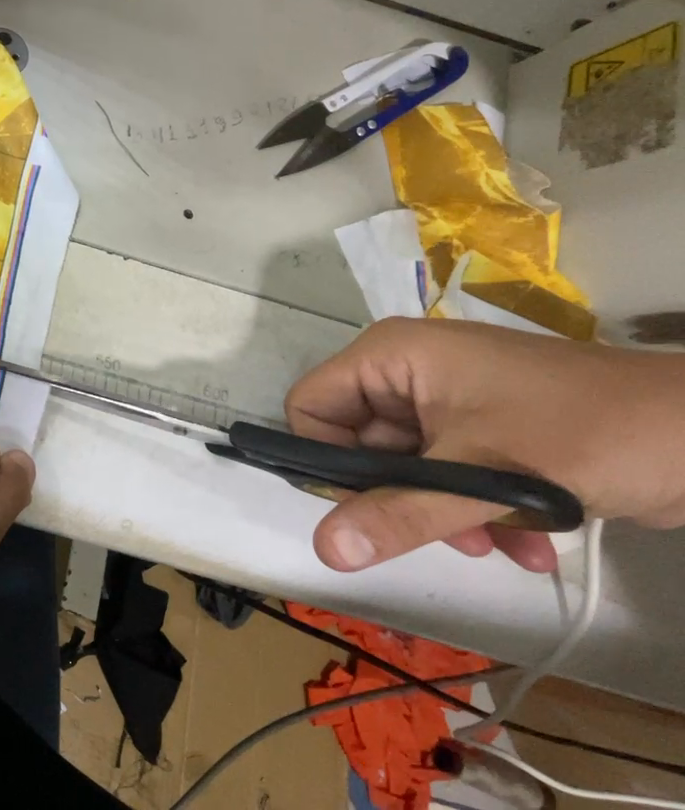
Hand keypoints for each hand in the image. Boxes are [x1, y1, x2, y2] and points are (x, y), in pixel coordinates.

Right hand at [285, 317, 684, 572]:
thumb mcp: (490, 478)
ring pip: (406, 466)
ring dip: (445, 512)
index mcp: (392, 357)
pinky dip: (477, 508)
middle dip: (402, 496)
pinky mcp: (488, 427)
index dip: (328, 459)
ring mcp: (451, 398)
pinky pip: (448, 471)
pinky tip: (525, 539)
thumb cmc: (596, 432)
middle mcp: (409, 371)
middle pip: (359, 442)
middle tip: (448, 530)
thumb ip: (400, 514)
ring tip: (497, 541)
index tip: (371, 504)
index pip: (311, 407)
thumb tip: (325, 550)